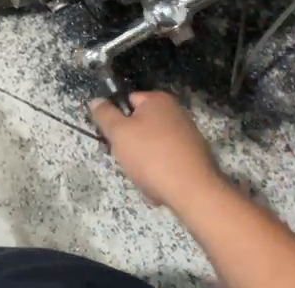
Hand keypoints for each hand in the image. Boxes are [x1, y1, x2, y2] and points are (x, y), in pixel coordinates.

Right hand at [89, 92, 224, 210]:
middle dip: (131, 145)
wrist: (195, 193)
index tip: (113, 138)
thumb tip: (97, 101)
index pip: (128, 101)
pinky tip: (159, 188)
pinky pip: (170, 163)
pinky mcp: (197, 160)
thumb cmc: (152, 157)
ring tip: (143, 180)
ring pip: (154, 147)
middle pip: (142, 126)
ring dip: (145, 162)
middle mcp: (177, 114)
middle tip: (126, 161)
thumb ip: (104, 114)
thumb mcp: (118, 133)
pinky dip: (162, 173)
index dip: (117, 119)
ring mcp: (190, 137)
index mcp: (159, 101)